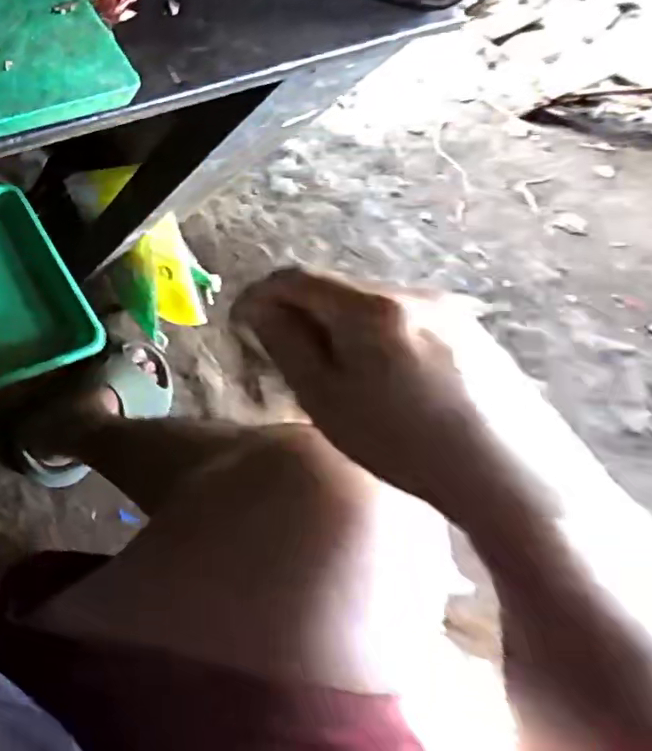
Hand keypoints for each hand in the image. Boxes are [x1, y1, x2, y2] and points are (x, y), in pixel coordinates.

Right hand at [232, 267, 538, 505]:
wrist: (522, 486)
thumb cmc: (402, 440)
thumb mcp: (319, 392)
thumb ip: (282, 339)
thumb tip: (259, 308)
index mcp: (369, 307)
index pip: (291, 277)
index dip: (256, 297)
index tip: (242, 328)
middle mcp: (410, 296)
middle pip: (329, 288)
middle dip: (295, 313)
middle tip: (281, 354)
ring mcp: (450, 314)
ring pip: (362, 305)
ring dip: (333, 326)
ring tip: (330, 370)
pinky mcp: (473, 336)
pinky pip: (398, 320)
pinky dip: (369, 336)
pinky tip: (378, 378)